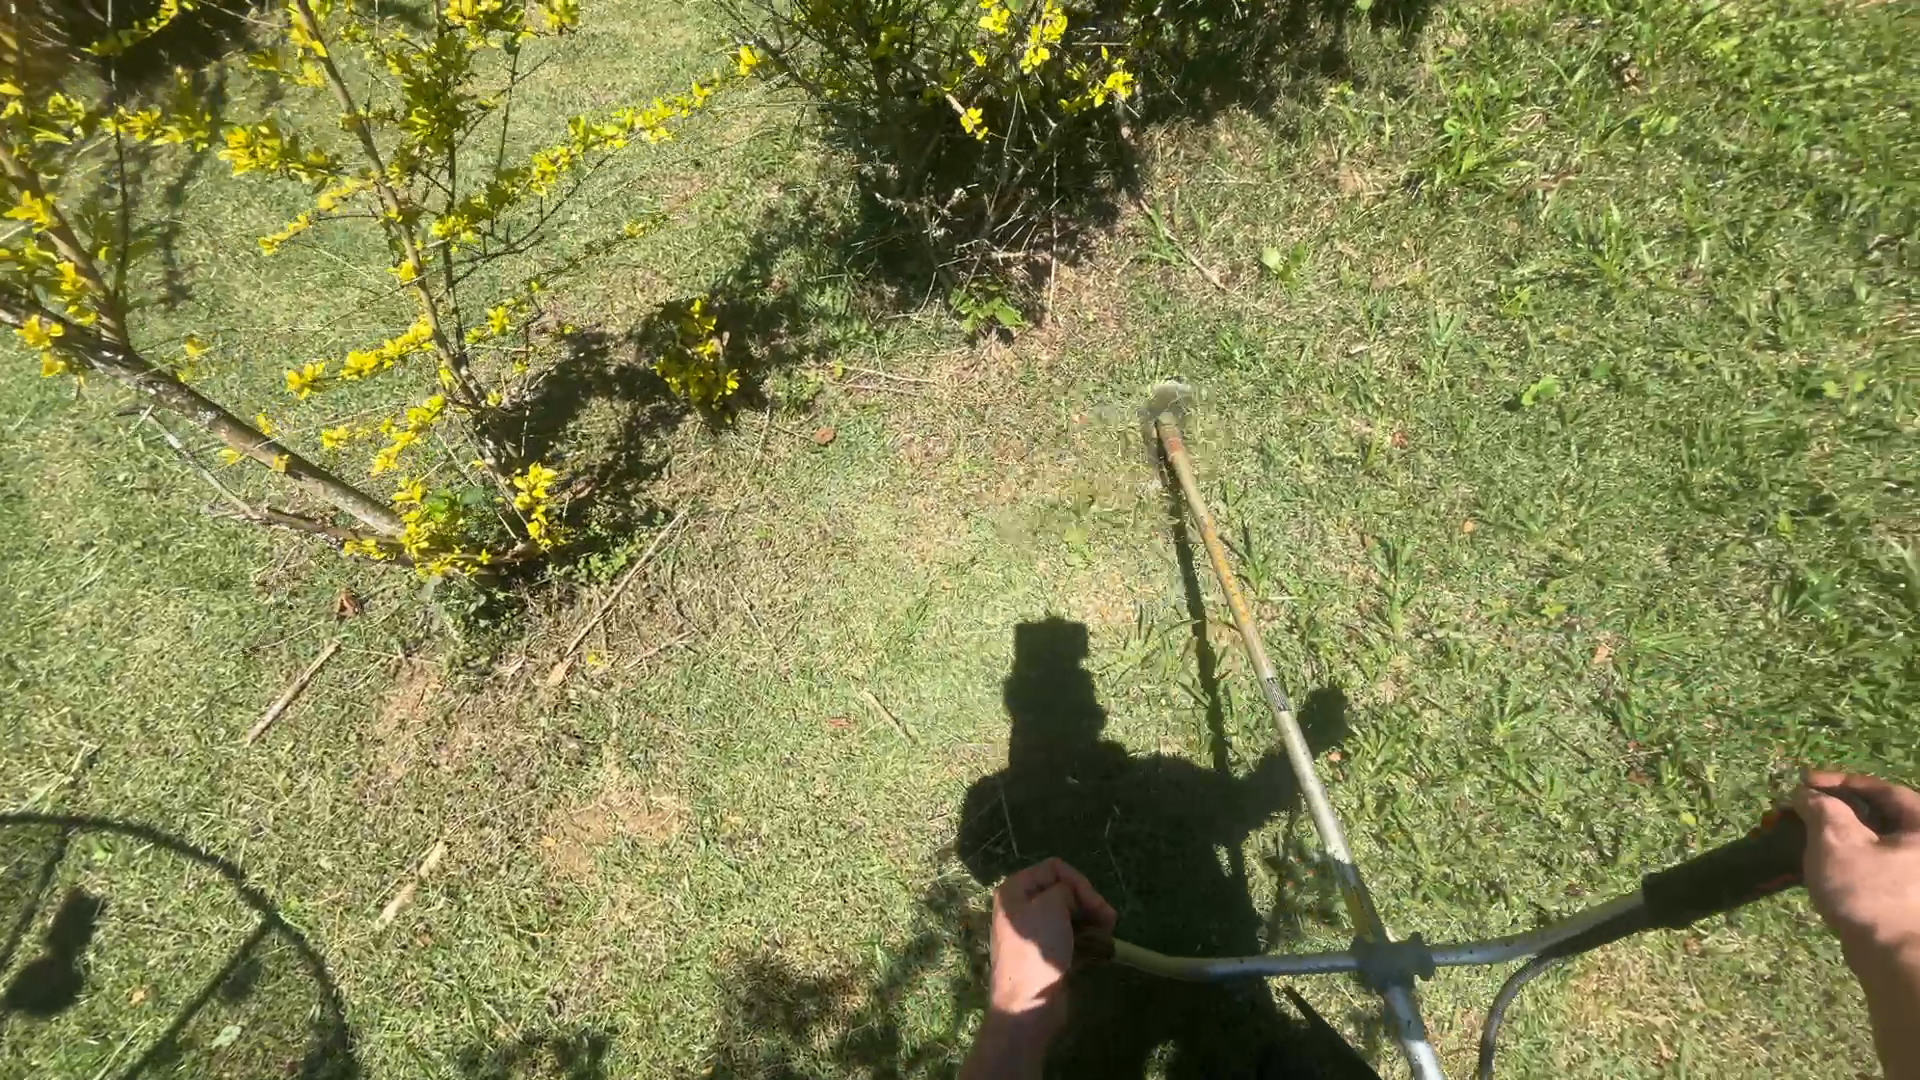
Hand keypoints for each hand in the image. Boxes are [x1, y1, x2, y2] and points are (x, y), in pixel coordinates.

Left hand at [960, 858, 1116, 1079]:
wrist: (1028, 1005)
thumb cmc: (1037, 949)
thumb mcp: (1052, 906)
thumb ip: (1065, 890)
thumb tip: (1073, 897)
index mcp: (1016, 889)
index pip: (1054, 868)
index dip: (1079, 882)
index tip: (1097, 904)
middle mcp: (1022, 907)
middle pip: (1063, 891)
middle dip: (1088, 903)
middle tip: (1110, 920)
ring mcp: (1035, 932)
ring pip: (1070, 915)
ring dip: (1092, 922)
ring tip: (1109, 935)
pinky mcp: (1047, 954)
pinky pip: (1071, 938)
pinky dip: (1088, 940)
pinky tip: (1104, 948)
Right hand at [1795, 771, 1919, 959]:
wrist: (1901, 958)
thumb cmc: (1871, 891)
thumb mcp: (1837, 840)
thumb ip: (1822, 807)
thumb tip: (1808, 794)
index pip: (1885, 791)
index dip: (1840, 781)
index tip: (1802, 782)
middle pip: (1882, 815)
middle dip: (1833, 808)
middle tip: (1796, 809)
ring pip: (1877, 839)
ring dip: (1835, 831)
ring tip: (1798, 834)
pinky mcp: (1912, 895)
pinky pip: (1879, 861)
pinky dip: (1847, 853)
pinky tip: (1820, 860)